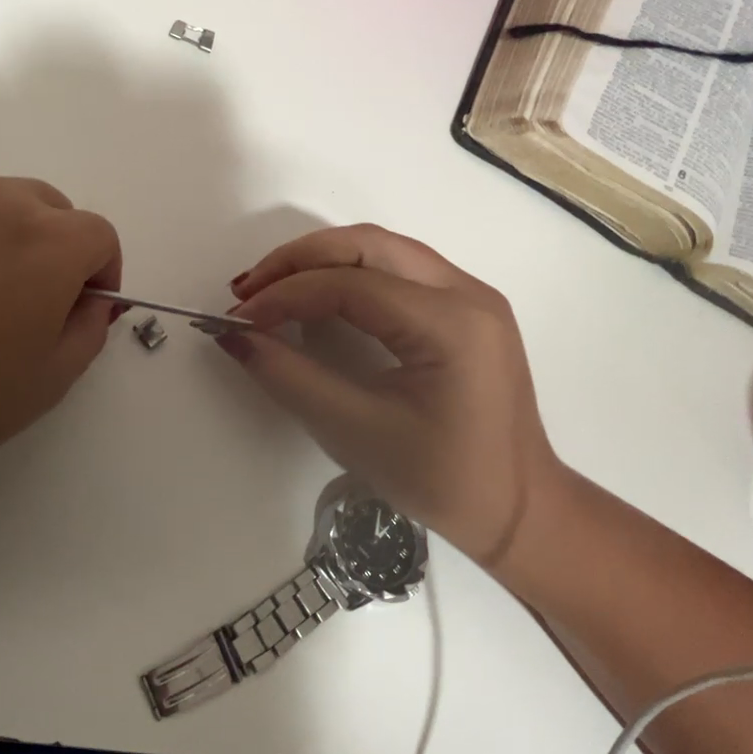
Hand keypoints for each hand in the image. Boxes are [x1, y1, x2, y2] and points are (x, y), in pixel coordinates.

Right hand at [218, 225, 561, 563]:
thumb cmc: (441, 478)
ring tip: (269, 290)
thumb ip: (288, 376)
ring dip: (320, 261)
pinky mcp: (465, 310)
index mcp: (451, 324)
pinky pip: (397, 270)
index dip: (284, 295)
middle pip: (367, 245)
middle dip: (298, 260)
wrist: (518, 508)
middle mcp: (467, 293)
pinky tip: (314, 298)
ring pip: (382, 249)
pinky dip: (347, 274)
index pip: (350, 284)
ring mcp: (471, 297)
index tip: (237, 320)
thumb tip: (234, 337)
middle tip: (246, 291)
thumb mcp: (353, 431)